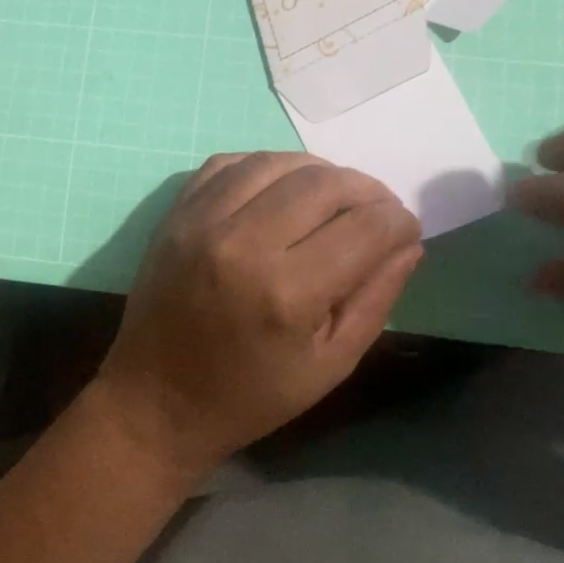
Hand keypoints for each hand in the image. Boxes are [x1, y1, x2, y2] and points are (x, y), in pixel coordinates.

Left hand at [92, 153, 422, 479]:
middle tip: (377, 211)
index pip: (366, 226)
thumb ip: (376, 298)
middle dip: (367, 190)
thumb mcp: (330, 364)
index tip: (406, 229)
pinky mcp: (175, 213)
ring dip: (319, 172)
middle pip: (325, 182)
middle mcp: (244, 242)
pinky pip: (230, 163)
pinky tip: (282, 189)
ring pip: (278, 162)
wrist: (155, 401)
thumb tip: (408, 241)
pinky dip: (266, 167)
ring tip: (335, 197)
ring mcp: (202, 221)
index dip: (399, 221)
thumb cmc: (250, 396)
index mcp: (288, 292)